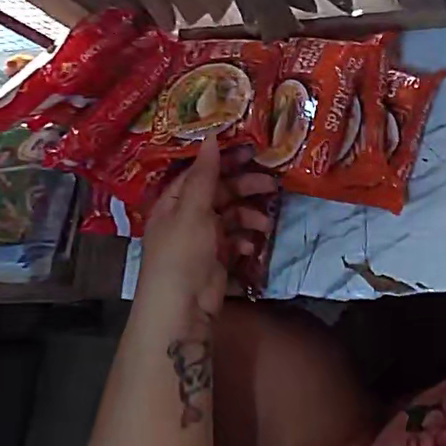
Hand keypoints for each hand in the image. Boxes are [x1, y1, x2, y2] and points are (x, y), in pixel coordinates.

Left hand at [135, 140, 278, 325]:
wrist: (182, 308)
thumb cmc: (182, 253)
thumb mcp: (192, 210)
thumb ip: (204, 176)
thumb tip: (210, 137)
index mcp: (174, 202)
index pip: (200, 173)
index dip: (224, 161)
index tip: (251, 152)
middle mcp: (188, 216)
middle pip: (220, 193)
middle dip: (245, 189)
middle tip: (272, 185)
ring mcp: (203, 238)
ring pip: (232, 217)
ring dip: (250, 217)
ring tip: (265, 224)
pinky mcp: (217, 258)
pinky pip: (236, 241)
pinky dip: (245, 241)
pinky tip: (252, 248)